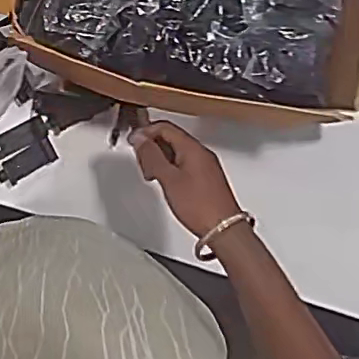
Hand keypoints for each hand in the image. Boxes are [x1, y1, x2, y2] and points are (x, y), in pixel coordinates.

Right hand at [131, 121, 243, 237]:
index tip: (133, 142)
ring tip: (152, 174)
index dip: (145, 132)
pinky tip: (166, 182)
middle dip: (152, 146)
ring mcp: (206, 166)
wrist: (224, 231)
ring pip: (176, 151)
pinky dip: (170, 168)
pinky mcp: (207, 178)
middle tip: (142, 161)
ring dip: (160, 158)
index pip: (164, 127)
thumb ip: (151, 155)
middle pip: (170, 137)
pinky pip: (184, 163)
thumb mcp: (168, 178)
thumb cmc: (200, 206)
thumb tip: (140, 138)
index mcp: (192, 148)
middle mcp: (201, 153)